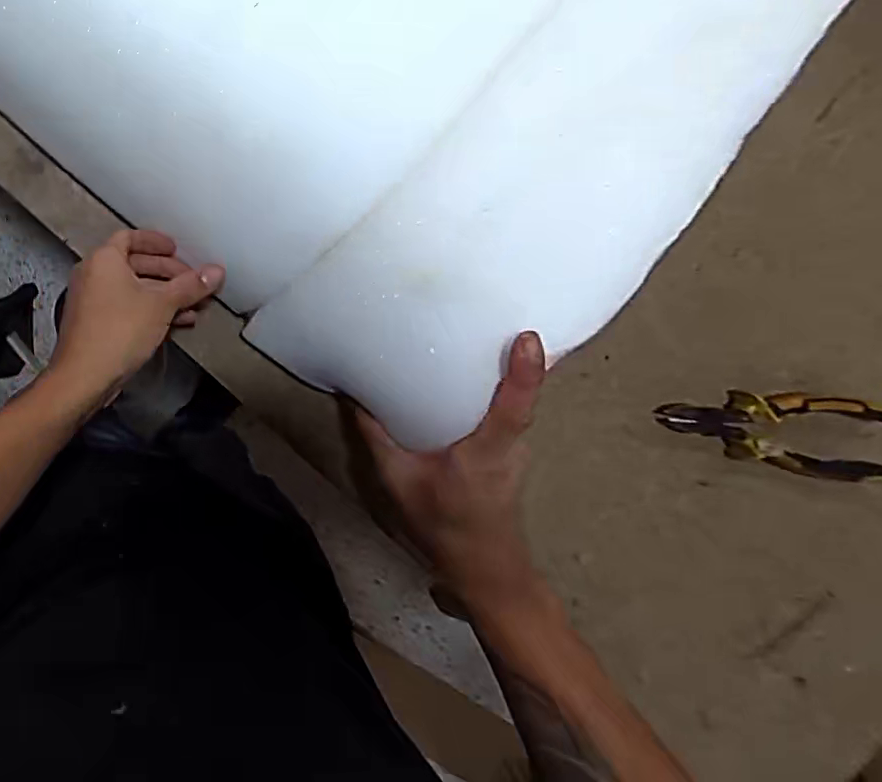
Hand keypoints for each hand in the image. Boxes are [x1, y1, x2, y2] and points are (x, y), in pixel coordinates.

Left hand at [47, 230, 223, 402]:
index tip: (175, 249)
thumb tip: (215, 271)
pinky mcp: (94, 324)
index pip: (130, 237)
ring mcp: (91, 300)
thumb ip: (190, 285)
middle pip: (135, 264)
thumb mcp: (162, 304)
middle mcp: (92, 275)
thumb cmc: (118, 330)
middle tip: (192, 281)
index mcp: (103, 259)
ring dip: (163, 295)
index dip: (155, 241)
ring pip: (132, 289)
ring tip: (192, 306)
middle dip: (167, 273)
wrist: (84, 375)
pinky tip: (175, 323)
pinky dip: (148, 310)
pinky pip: (125, 308)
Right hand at [354, 331, 546, 608]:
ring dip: (508, 370)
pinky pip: (509, 411)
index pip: (512, 409)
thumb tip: (354, 397)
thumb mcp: (397, 480)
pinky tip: (476, 374)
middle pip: (522, 395)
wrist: (483, 568)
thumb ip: (377, 437)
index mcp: (485, 453)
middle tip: (498, 313)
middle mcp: (510, 446)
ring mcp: (516, 449)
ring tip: (485, 334)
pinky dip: (500, 387)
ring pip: (517, 402)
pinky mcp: (510, 450)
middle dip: (517, 356)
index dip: (524, 373)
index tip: (528, 337)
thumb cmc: (442, 525)